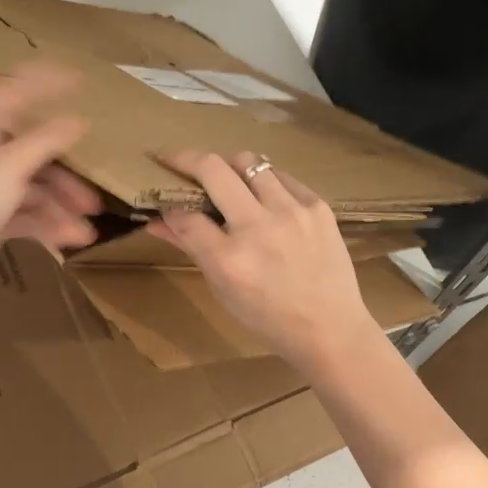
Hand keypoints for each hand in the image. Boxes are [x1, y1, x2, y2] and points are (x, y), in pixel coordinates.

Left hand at [0, 63, 99, 315]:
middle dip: (66, 173)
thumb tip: (78, 120)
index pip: (16, 92)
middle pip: (33, 150)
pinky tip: (72, 238)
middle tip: (95, 193)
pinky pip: (25, 213)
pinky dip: (47, 224)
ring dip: (61, 204)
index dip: (47, 83)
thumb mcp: (8, 167)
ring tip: (90, 226)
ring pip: (32, 186)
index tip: (81, 80)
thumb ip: (46, 142)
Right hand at [147, 150, 375, 369]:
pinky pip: (280, 176)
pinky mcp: (317, 206)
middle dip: (186, 159)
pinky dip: (263, 181)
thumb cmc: (268, 317)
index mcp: (229, 259)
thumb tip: (157, 220)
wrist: (330, 328)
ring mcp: (292, 212)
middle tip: (175, 162)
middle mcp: (259, 228)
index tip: (165, 195)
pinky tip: (262, 196)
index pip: (185, 214)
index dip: (170, 203)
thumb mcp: (222, 288)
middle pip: (213, 169)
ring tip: (225, 180)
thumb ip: (190, 247)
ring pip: (248, 162)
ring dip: (228, 167)